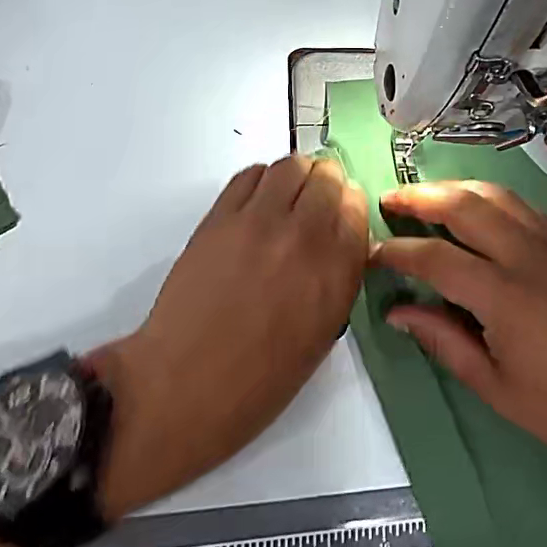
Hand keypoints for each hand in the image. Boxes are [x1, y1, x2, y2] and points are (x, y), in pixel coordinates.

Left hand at [91, 156, 367, 518]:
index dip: (351, 206)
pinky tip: (258, 200)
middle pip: (327, 177)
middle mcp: (304, 236)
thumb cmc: (262, 377)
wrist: (188, 380)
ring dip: (296, 175)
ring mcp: (258, 221)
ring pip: (289, 166)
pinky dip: (261, 180)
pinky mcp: (219, 217)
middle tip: (316, 198)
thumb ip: (338, 279)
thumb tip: (338, 244)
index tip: (342, 213)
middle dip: (328, 183)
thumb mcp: (323, 333)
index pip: (357, 207)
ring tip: (288, 195)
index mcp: (337, 271)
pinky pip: (248, 176)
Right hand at [372, 181, 546, 480]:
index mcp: (503, 295)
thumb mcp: (492, 384)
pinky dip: (492, 199)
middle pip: (464, 205)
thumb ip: (442, 340)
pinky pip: (525, 208)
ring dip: (456, 189)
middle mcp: (527, 258)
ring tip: (427, 196)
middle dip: (420, 197)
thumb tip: (398, 312)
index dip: (396, 252)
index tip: (370, 254)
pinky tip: (480, 210)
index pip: (434, 257)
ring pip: (497, 196)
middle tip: (389, 201)